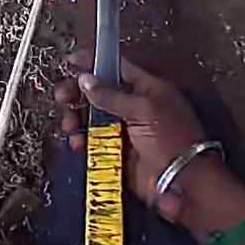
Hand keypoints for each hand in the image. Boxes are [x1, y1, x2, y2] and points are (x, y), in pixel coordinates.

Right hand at [56, 53, 214, 220]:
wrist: (183, 184)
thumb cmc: (168, 138)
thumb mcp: (143, 110)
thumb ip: (111, 95)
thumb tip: (84, 79)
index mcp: (146, 89)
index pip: (117, 67)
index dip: (94, 62)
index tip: (70, 60)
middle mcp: (133, 106)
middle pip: (99, 92)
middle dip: (78, 93)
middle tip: (61, 97)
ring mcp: (124, 129)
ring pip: (91, 116)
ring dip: (76, 117)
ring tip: (69, 126)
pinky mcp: (116, 151)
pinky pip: (92, 140)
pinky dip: (81, 140)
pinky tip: (76, 143)